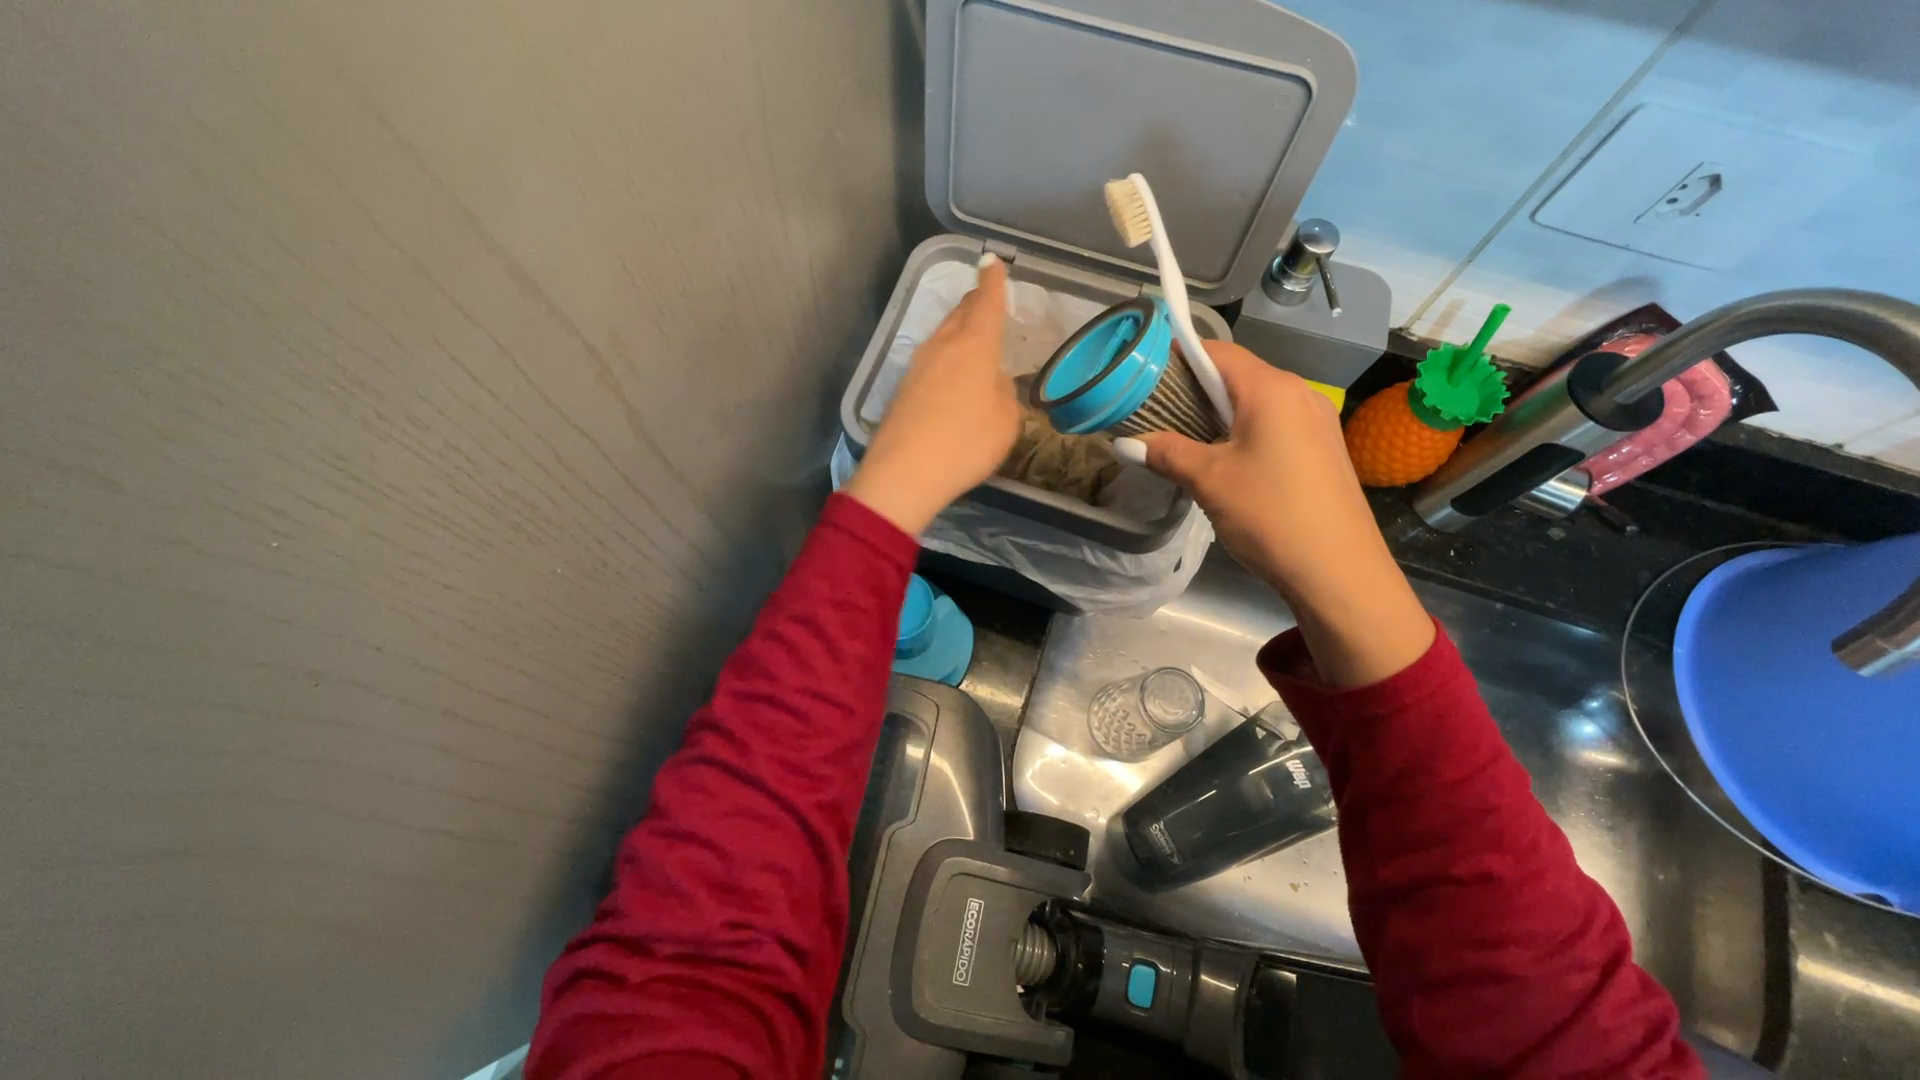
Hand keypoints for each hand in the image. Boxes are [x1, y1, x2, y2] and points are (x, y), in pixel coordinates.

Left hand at [846, 255, 1020, 534]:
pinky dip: (946, 356)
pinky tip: (952, 373)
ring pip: (943, 336)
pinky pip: (932, 361)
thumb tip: (990, 378)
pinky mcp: (904, 389)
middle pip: (960, 315)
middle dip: (975, 303)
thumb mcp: (1005, 420)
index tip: (991, 262)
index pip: (986, 303)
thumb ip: (1002, 392)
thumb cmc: (967, 443)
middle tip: (985, 296)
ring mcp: (918, 367)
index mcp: (975, 346)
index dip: (992, 282)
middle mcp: (943, 346)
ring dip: (958, 329)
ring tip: (971, 332)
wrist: (905, 474)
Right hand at [1135, 342, 1433, 686]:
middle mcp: (1299, 393)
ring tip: (1182, 439)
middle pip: (1236, 375)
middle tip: (1153, 412)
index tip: (1142, 376)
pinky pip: (1274, 424)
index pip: (1216, 351)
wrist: (1339, 572)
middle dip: (1193, 389)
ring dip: (1217, 413)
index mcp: (1271, 389)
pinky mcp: (1323, 449)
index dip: (1176, 357)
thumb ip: (1165, 452)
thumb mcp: (1208, 481)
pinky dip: (1243, 432)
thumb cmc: (1270, 515)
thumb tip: (1123, 442)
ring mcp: (1316, 421)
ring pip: (1255, 402)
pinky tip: (1224, 462)